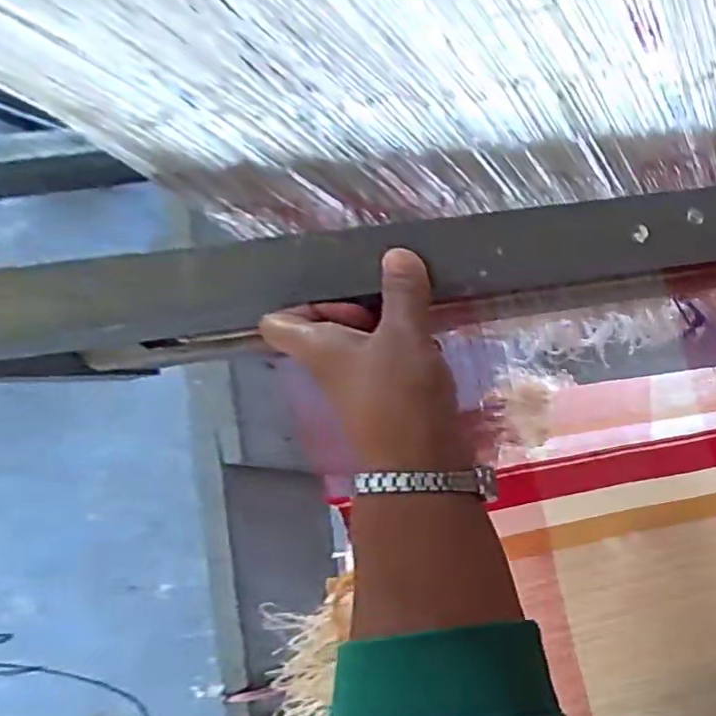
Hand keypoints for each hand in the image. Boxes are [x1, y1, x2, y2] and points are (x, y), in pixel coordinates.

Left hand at [258, 248, 470, 471]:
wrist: (425, 462)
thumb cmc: (400, 397)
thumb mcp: (405, 337)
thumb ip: (403, 295)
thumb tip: (399, 253)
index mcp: (315, 346)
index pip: (278, 319)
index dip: (306, 304)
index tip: (350, 300)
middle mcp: (331, 366)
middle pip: (331, 329)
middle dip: (364, 313)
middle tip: (396, 307)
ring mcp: (363, 387)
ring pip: (367, 349)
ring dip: (393, 335)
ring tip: (423, 326)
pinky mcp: (393, 402)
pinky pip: (394, 368)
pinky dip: (411, 357)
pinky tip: (437, 354)